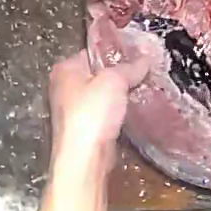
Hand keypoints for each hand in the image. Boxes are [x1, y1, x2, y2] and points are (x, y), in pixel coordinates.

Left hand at [48, 50, 148, 182]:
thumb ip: (130, 67)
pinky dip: (118, 111)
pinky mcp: (85, 127)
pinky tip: (134, 110)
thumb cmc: (93, 112)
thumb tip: (145, 59)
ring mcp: (73, 109)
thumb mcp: (114, 81)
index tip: (139, 56)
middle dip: (121, 75)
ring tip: (144, 89)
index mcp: (65, 69)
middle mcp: (65, 86)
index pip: (93, 53)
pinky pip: (105, 112)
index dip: (116, 53)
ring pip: (103, 94)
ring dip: (121, 95)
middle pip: (99, 74)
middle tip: (145, 73)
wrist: (85, 157)